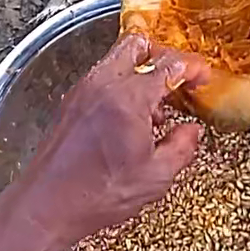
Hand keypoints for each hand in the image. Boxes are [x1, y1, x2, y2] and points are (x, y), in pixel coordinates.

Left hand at [5, 34, 207, 247]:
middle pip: (137, 45)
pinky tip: (130, 119)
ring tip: (156, 109)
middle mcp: (103, 85)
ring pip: (117, 59)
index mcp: (128, 99)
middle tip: (178, 80)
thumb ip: (181, 147)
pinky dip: (121, 85)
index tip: (203, 76)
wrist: (47, 205)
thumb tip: (192, 131)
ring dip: (141, 72)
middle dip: (163, 56)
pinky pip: (102, 78)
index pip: (169, 65)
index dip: (192, 67)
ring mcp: (83, 90)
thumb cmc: (97, 194)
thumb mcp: (155, 176)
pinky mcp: (71, 102)